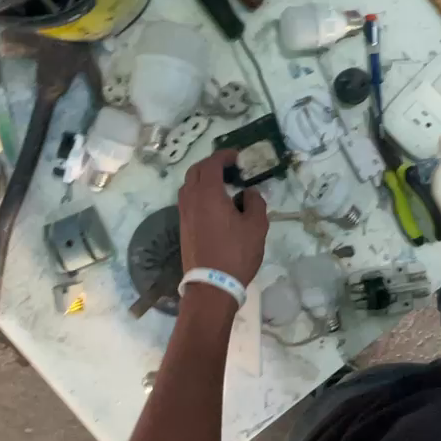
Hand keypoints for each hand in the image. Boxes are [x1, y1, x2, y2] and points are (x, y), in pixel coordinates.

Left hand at [178, 150, 268, 286]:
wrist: (211, 285)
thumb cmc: (236, 253)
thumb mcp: (256, 226)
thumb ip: (255, 203)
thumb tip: (249, 193)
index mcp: (208, 193)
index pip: (212, 164)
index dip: (224, 156)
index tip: (236, 156)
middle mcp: (191, 199)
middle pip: (196, 171)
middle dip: (211, 165)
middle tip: (229, 168)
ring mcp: (184, 214)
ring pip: (189, 186)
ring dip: (203, 179)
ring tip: (222, 185)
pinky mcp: (183, 227)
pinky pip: (188, 200)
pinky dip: (199, 193)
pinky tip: (214, 205)